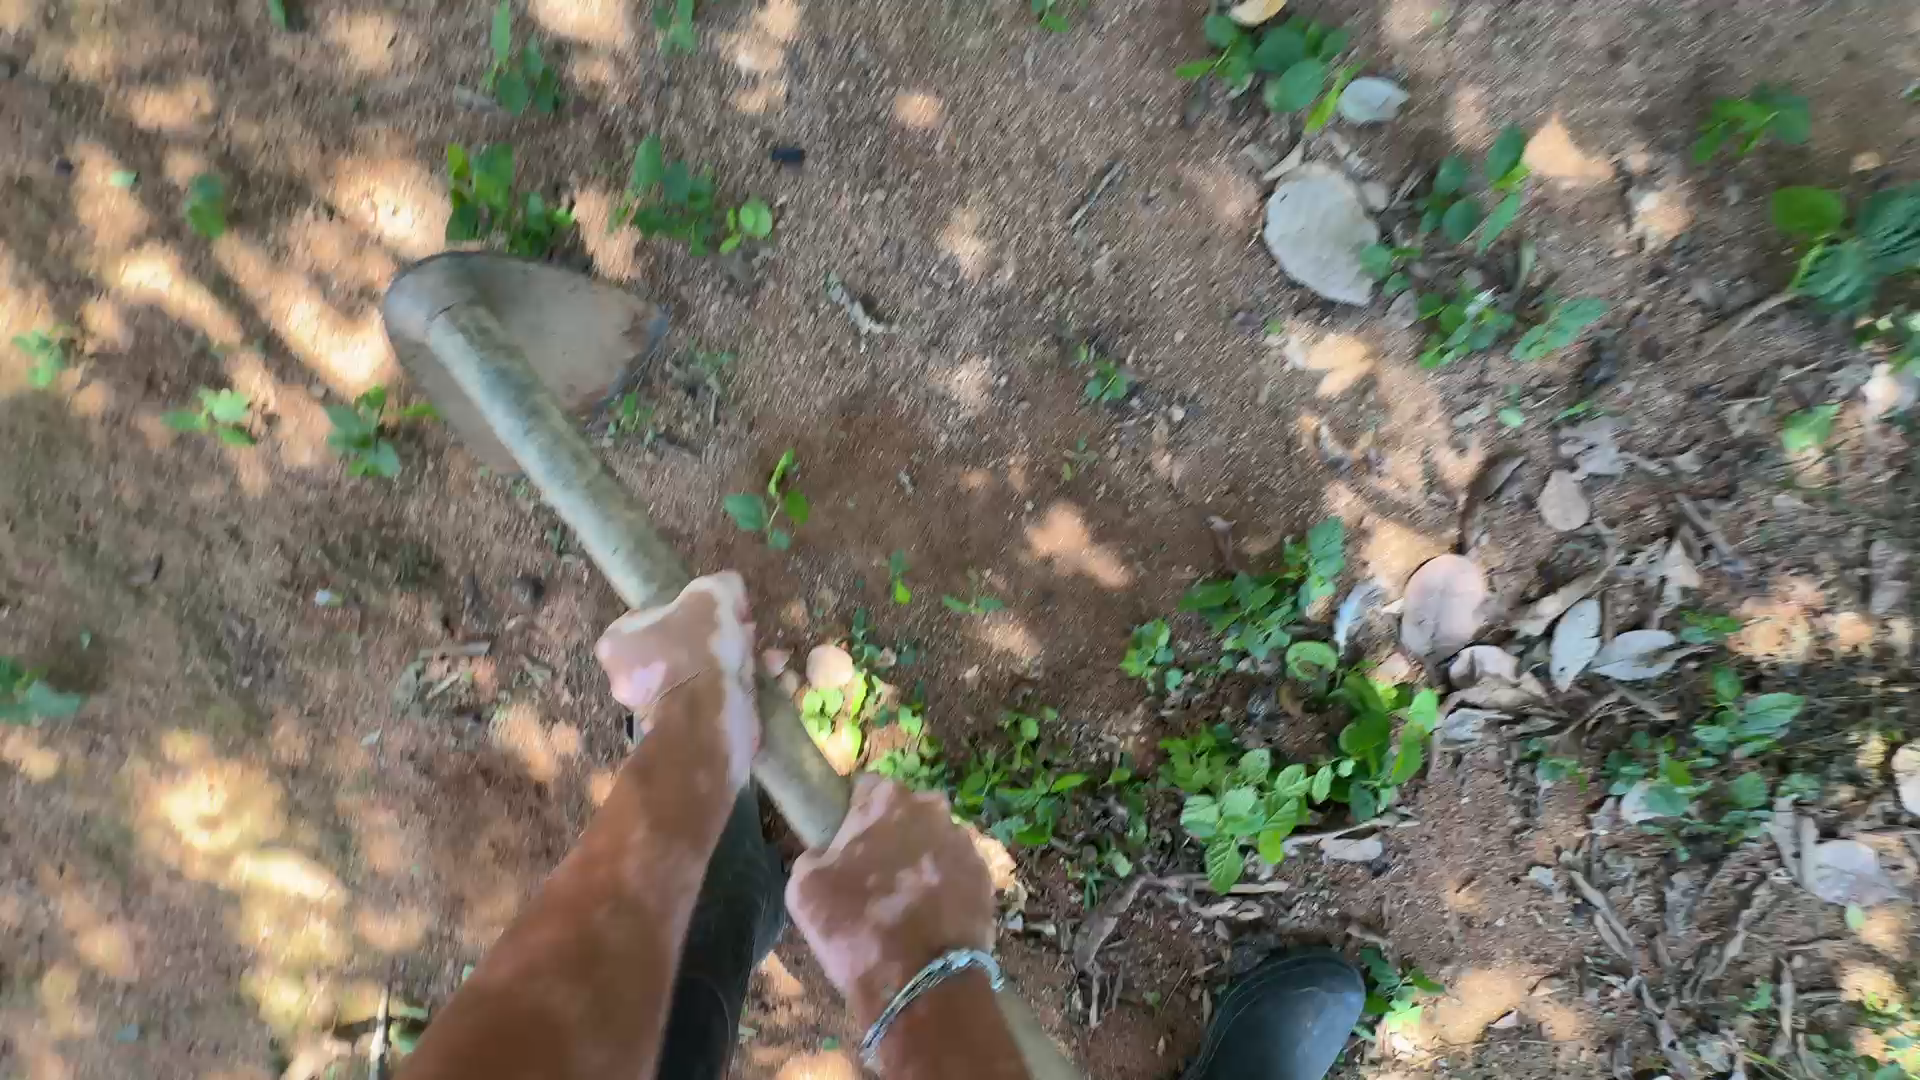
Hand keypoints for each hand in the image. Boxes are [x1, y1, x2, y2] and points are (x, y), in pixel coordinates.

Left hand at [594, 572, 758, 788]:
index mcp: (620, 642)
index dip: (695, 609)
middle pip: (686, 644)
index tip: (724, 612)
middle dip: (725, 637)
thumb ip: (721, 584)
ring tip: (770, 658)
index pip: (657, 615)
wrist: (709, 718)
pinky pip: (716, 698)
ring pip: (705, 673)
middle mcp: (629, 677)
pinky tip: (771, 678)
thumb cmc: (700, 650)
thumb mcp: (713, 595)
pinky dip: (743, 687)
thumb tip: (731, 592)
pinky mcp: (687, 729)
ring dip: (740, 661)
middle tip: (749, 633)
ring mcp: (657, 708)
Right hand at [786, 775, 995, 1022]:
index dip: (853, 814)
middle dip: (891, 836)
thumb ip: (815, 854)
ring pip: (933, 843)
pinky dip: (945, 889)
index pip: (865, 789)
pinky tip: (930, 920)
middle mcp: (932, 808)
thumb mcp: (804, 886)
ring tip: (903, 905)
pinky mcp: (985, 875)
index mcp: (888, 799)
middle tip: (873, 878)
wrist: (920, 980)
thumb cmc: (855, 925)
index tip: (845, 844)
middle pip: (904, 814)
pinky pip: (956, 873)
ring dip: (920, 862)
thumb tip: (826, 854)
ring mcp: (964, 841)